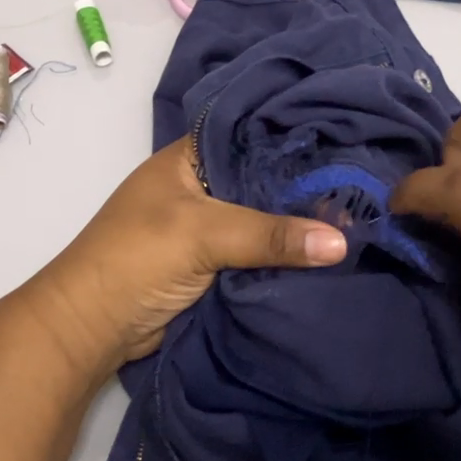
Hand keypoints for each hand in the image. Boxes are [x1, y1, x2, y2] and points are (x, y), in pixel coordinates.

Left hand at [28, 139, 346, 378]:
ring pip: (264, 220)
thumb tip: (343, 242)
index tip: (351, 139)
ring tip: (362, 217)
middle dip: (306, 187)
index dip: (296, 138)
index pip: (251, 135)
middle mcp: (201, 186)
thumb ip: (269, 234)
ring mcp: (207, 227)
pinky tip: (330, 254)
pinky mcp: (213, 264)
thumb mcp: (202, 234)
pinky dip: (285, 256)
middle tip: (367, 185)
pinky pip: (258, 254)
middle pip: (263, 181)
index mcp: (190, 158)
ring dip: (299, 226)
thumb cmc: (136, 257)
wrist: (93, 325)